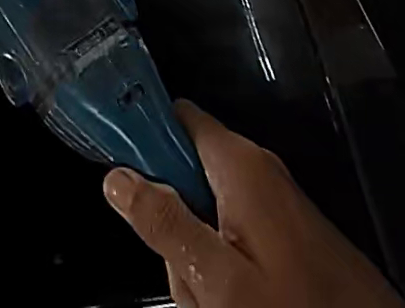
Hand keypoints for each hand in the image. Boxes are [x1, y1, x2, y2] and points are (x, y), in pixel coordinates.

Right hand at [103, 101, 401, 307]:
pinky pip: (232, 239)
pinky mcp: (286, 238)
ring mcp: (274, 206)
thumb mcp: (221, 280)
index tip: (121, 169)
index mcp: (240, 164)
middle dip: (172, 221)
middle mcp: (257, 172)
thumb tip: (117, 178)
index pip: (176, 116)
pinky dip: (224, 272)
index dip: (143, 135)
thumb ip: (165, 222)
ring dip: (196, 258)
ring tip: (219, 302)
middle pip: (184, 173)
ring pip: (204, 215)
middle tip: (187, 271)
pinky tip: (237, 306)